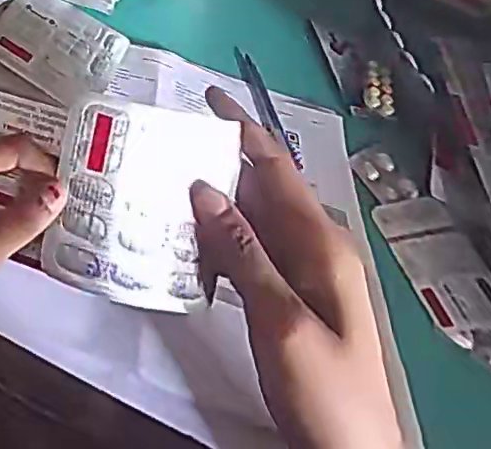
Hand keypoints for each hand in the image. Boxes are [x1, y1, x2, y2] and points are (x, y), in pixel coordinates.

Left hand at [0, 126, 67, 346]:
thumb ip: (17, 223)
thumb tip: (58, 192)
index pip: (6, 145)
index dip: (39, 160)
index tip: (65, 184)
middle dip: (33, 147)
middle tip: (67, 165)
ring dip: (22, 161)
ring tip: (54, 178)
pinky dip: (10, 176)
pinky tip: (27, 195)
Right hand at [192, 86, 399, 448]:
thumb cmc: (327, 392)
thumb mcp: (281, 322)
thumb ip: (243, 252)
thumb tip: (202, 187)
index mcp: (320, 240)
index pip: (275, 165)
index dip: (243, 127)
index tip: (207, 98)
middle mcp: (311, 243)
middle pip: (257, 187)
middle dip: (214, 164)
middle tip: (163, 148)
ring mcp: (300, 268)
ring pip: (248, 218)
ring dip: (210, 205)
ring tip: (162, 192)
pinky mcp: (287, 291)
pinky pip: (246, 249)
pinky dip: (217, 242)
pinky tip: (188, 248)